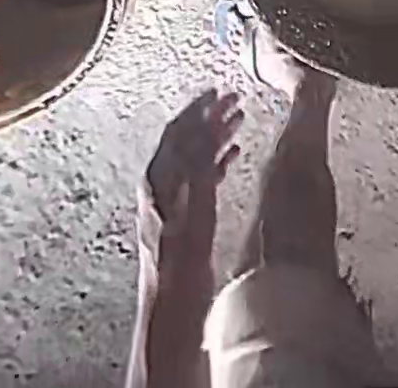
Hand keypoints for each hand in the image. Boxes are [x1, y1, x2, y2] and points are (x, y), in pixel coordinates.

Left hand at [139, 89, 243, 267]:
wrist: (173, 306)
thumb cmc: (180, 262)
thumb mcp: (193, 209)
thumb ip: (199, 169)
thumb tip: (206, 132)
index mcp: (158, 179)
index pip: (178, 130)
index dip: (197, 108)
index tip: (216, 91)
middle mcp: (162, 183)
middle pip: (187, 138)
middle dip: (210, 116)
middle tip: (233, 99)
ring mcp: (174, 197)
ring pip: (196, 154)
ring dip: (217, 134)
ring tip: (239, 117)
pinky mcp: (186, 212)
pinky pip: (203, 174)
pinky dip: (219, 159)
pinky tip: (235, 152)